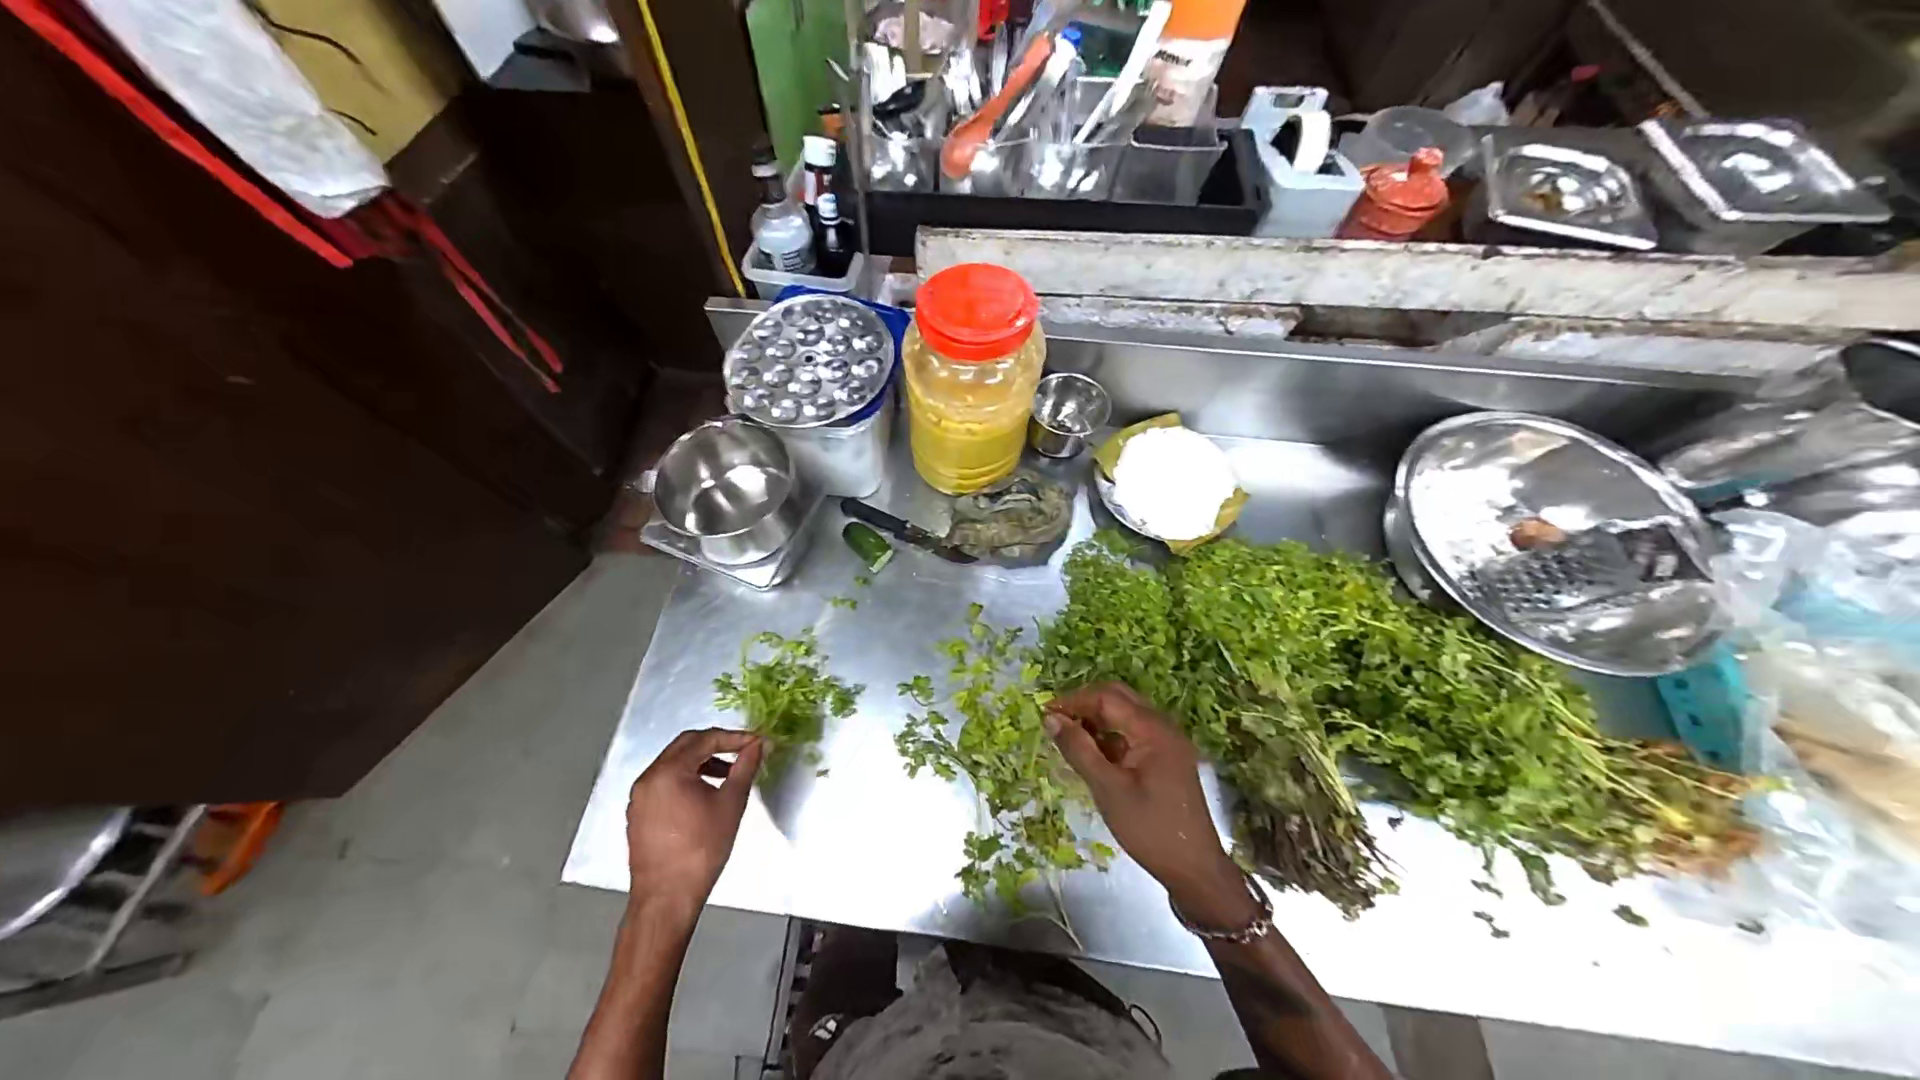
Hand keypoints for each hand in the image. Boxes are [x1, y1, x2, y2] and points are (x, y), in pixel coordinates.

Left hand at [625, 728, 763, 915]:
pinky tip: (705, 793)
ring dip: (701, 761)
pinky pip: (664, 782)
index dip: (733, 737)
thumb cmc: (702, 850)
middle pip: (685, 745)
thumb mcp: (731, 804)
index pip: (704, 739)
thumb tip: (757, 745)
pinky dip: (686, 778)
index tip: (755, 742)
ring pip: (673, 763)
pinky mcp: (638, 813)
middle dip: (716, 743)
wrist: (667, 897)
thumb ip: (745, 767)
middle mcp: (648, 778)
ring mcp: (639, 796)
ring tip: (727, 774)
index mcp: (668, 771)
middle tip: (742, 750)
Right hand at [1046, 683, 1258, 930]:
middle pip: (1118, 698)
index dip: (1073, 701)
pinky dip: (1111, 735)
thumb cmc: (1149, 828)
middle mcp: (1163, 726)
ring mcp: (1168, 741)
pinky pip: (1134, 732)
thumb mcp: (1107, 788)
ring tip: (1070, 739)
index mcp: (1152, 729)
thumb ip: (1078, 749)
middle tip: (1057, 722)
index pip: (1106, 697)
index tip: (1045, 714)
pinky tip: (1094, 754)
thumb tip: (1051, 718)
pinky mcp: (1167, 757)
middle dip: (1085, 704)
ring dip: (1097, 718)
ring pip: (1126, 713)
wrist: (1194, 868)